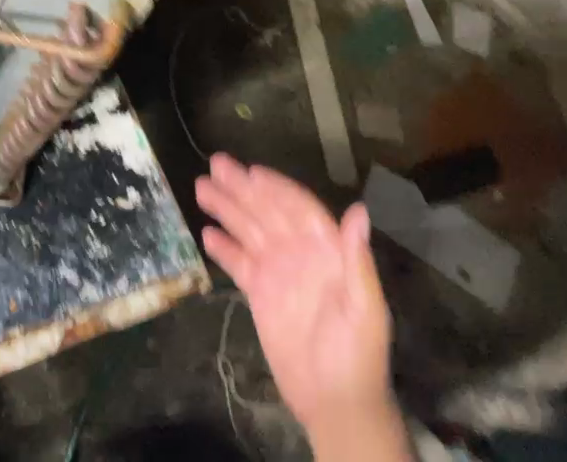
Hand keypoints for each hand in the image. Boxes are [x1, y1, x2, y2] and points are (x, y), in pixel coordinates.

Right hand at [196, 154, 399, 447]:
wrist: (335, 402)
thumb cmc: (357, 355)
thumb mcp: (365, 308)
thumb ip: (356, 260)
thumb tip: (358, 212)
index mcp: (328, 253)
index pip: (299, 210)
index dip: (276, 189)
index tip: (250, 171)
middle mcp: (301, 255)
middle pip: (268, 213)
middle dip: (242, 189)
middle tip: (215, 164)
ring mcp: (278, 274)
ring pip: (249, 232)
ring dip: (227, 209)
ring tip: (201, 187)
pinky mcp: (260, 295)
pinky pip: (239, 264)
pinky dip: (224, 248)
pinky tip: (206, 233)